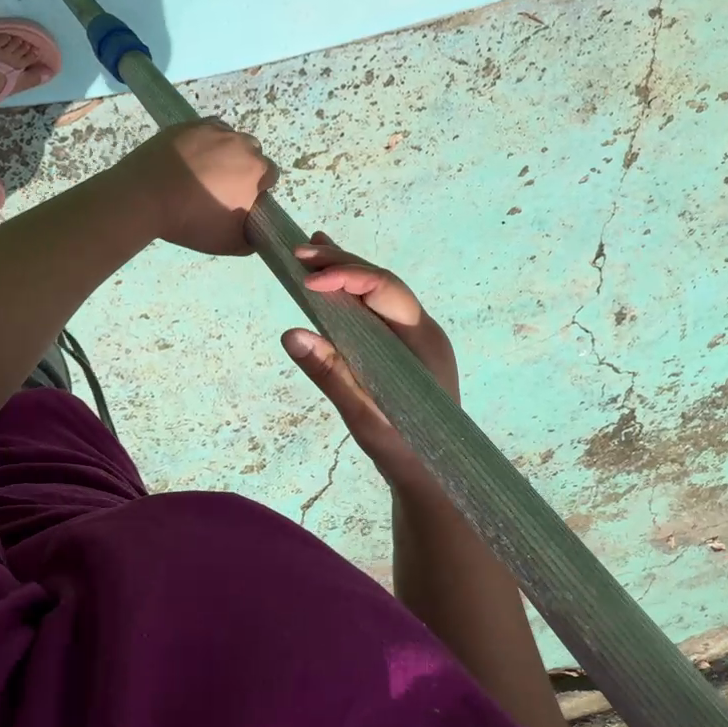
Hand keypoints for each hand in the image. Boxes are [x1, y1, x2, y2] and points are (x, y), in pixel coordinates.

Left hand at [117, 119, 276, 255]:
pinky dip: (201, 141)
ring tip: (199, 171)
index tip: (235, 200)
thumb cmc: (190, 221)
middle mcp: (240, 143)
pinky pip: (204, 130)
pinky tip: (188, 156)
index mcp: (256, 169)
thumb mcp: (228, 243)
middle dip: (239, 168)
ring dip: (221, 152)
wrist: (144, 197)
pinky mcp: (187, 125)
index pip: (268, 176)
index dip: (254, 189)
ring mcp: (212, 130)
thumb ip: (250, 239)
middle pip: (250, 153)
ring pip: (227, 139)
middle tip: (216, 186)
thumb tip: (255, 234)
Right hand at [280, 235, 457, 498]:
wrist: (436, 478)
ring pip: (375, 289)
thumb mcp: (363, 415)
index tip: (307, 281)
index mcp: (422, 341)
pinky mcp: (397, 345)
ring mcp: (410, 336)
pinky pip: (371, 305)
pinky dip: (347, 286)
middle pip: (379, 282)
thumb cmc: (404, 450)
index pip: (384, 290)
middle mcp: (420, 329)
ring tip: (308, 248)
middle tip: (298, 253)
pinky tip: (326, 272)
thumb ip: (330, 374)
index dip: (346, 278)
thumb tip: (291, 334)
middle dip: (340, 264)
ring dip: (341, 268)